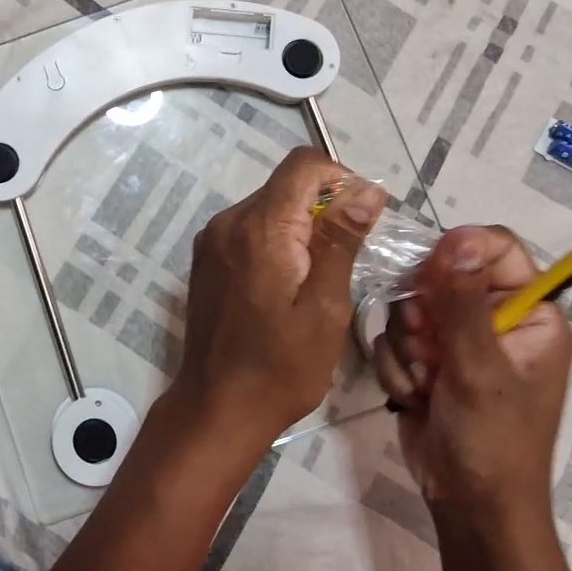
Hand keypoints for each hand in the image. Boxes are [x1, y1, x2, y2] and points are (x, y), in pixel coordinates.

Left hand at [175, 147, 386, 443]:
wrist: (217, 405)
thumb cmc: (280, 365)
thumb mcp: (325, 306)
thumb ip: (340, 241)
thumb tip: (366, 190)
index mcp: (259, 227)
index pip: (302, 165)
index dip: (340, 178)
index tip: (364, 215)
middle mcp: (228, 222)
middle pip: (284, 186)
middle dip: (323, 207)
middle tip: (348, 256)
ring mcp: (211, 241)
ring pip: (267, 208)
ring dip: (299, 227)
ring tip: (320, 276)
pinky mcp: (206, 260)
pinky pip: (248, 231)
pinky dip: (275, 242)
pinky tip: (288, 284)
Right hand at [367, 226, 571, 514]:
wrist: (469, 503)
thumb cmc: (494, 439)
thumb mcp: (480, 369)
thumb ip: (464, 303)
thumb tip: (459, 239)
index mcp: (529, 314)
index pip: (496, 249)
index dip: (459, 251)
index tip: (429, 275)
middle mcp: (493, 319)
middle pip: (439, 275)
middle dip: (425, 317)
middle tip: (432, 353)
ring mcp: (456, 341)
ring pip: (407, 309)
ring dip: (408, 350)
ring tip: (427, 385)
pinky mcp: (424, 361)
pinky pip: (391, 339)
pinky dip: (396, 368)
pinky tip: (414, 397)